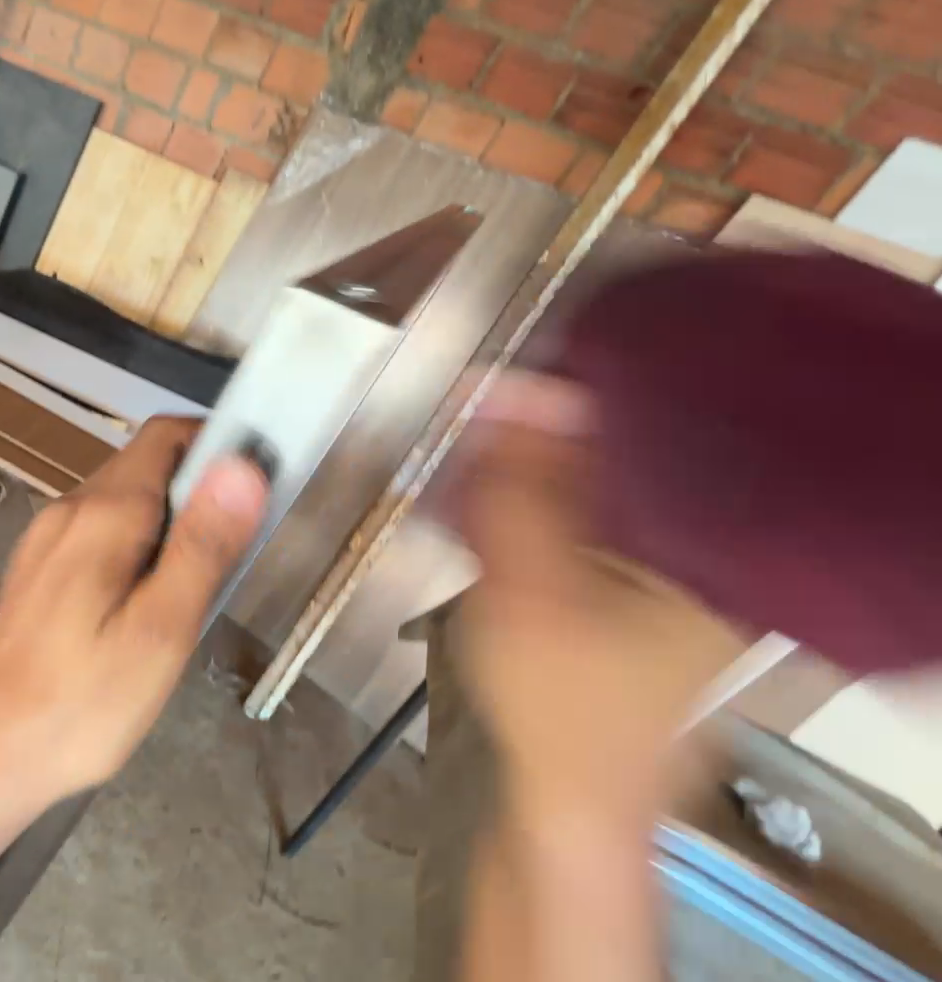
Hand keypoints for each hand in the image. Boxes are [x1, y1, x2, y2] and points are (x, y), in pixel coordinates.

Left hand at [0, 418, 268, 820]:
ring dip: (168, 526)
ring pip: (121, 503)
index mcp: (100, 514)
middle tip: (234, 556)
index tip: (260, 484)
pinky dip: (134, 549)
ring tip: (194, 591)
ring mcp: (44, 540)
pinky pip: (97, 535)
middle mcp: (66, 512)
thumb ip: (202, 545)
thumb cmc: (84, 704)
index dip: (219, 444)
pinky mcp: (36, 570)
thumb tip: (240, 466)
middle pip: (144, 468)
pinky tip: (144, 607)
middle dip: (198, 493)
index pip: (166, 436)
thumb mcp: (161, 630)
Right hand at [457, 372, 741, 818]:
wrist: (564, 794)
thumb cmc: (557, 705)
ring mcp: (669, 569)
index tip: (497, 382)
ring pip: (590, 485)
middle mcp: (705, 549)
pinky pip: (576, 518)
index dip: (566, 398)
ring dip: (519, 467)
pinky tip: (480, 500)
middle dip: (531, 435)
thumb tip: (504, 393)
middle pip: (617, 455)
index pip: (647, 433)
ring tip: (464, 458)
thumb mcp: (526, 586)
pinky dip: (525, 502)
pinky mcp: (630, 585)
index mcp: (713, 546)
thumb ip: (512, 489)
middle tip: (468, 421)